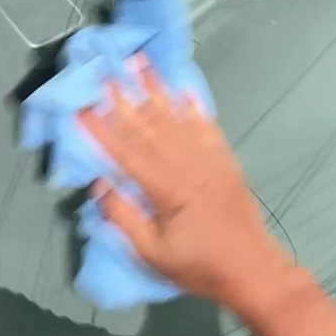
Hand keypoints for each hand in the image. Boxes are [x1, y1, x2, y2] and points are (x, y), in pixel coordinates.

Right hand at [78, 62, 311, 321]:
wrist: (255, 272)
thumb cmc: (199, 267)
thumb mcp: (152, 254)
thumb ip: (123, 218)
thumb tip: (100, 185)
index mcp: (166, 189)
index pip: (125, 152)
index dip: (100, 129)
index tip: (80, 108)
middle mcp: (187, 166)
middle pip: (149, 126)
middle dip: (124, 97)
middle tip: (105, 71)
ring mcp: (209, 160)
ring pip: (176, 118)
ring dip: (155, 89)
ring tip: (140, 63)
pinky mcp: (225, 162)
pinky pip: (207, 127)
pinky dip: (194, 106)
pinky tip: (182, 88)